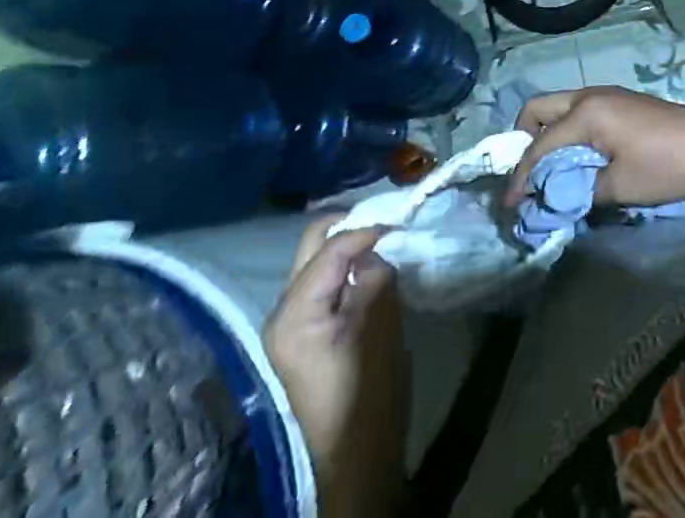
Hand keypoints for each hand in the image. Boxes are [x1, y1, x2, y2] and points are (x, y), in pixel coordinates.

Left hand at [263, 218, 407, 517]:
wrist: (351, 464)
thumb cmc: (367, 401)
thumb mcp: (379, 335)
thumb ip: (377, 283)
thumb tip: (382, 252)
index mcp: (296, 312)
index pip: (330, 248)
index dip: (367, 229)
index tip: (401, 220)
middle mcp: (283, 309)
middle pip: (313, 245)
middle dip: (350, 229)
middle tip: (389, 225)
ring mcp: (289, 322)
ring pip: (317, 262)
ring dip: (349, 249)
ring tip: (386, 245)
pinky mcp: (302, 334)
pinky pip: (323, 285)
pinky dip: (346, 272)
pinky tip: (373, 274)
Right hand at [506, 87, 684, 206]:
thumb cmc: (668, 167)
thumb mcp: (620, 187)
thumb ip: (579, 190)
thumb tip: (554, 196)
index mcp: (585, 113)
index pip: (539, 145)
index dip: (522, 175)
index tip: (511, 203)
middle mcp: (588, 96)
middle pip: (537, 109)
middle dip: (524, 140)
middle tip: (528, 173)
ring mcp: (605, 95)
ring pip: (557, 107)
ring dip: (546, 135)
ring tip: (550, 168)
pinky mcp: (620, 101)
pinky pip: (577, 111)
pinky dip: (567, 131)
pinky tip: (578, 156)